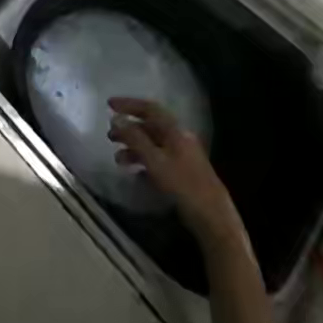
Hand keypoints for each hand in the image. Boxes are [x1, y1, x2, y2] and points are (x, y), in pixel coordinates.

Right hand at [108, 97, 243, 245]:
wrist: (213, 218)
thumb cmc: (183, 186)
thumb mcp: (155, 160)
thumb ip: (135, 138)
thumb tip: (116, 118)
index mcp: (175, 131)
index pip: (150, 108)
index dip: (129, 104)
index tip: (109, 105)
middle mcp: (180, 138)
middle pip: (150, 126)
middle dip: (129, 128)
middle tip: (110, 136)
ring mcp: (183, 155)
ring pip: (153, 144)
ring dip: (134, 147)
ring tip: (118, 159)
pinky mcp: (184, 172)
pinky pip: (159, 158)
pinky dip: (144, 161)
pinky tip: (134, 172)